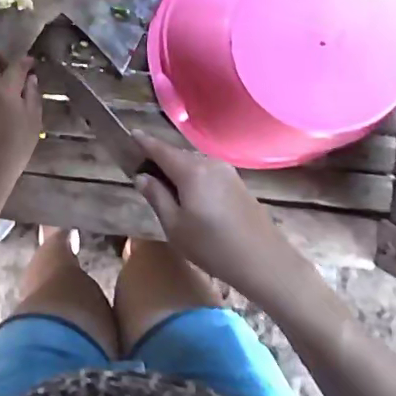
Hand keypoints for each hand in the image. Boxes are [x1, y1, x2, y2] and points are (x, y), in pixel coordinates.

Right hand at [133, 134, 310, 303]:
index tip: (130, 134)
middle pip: (177, 155)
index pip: (160, 148)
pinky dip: (192, 177)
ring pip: (193, 164)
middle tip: (142, 171)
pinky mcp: (237, 183)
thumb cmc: (213, 246)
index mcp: (191, 170)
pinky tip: (188, 196)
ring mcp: (227, 171)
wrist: (265, 261)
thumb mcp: (175, 226)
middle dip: (159, 159)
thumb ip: (157, 196)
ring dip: (177, 170)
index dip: (143, 142)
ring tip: (163, 187)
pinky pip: (206, 172)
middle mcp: (209, 163)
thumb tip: (142, 177)